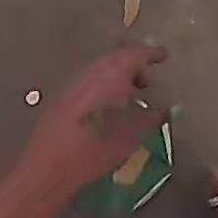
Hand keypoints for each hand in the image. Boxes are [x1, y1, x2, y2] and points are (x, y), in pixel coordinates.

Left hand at [18, 42, 168, 197]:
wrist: (51, 164)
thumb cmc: (100, 143)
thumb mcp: (136, 133)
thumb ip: (153, 117)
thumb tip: (166, 109)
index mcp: (115, 70)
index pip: (138, 53)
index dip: (152, 54)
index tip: (163, 56)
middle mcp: (94, 70)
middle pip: (118, 59)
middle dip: (134, 68)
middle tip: (147, 83)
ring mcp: (76, 83)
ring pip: (102, 72)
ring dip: (118, 80)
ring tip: (130, 98)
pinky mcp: (62, 98)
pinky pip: (90, 85)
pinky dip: (103, 90)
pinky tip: (107, 110)